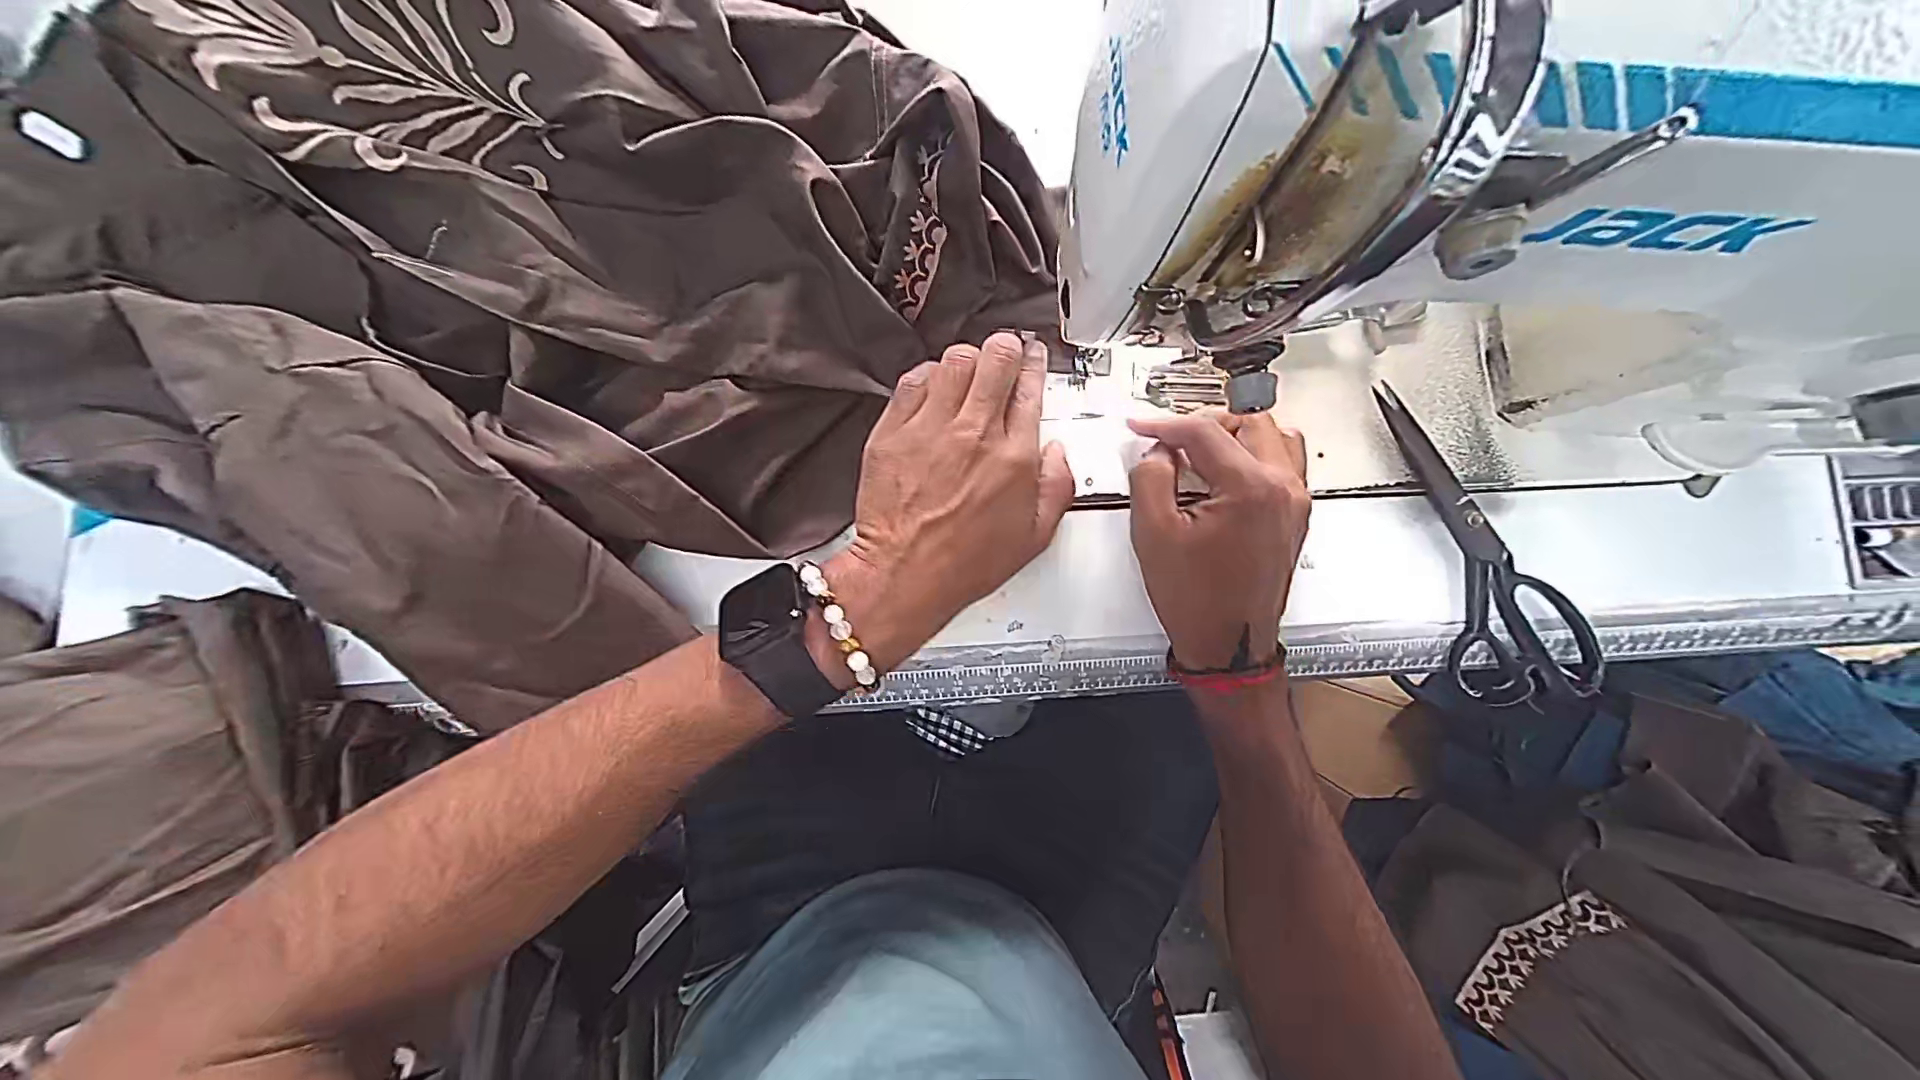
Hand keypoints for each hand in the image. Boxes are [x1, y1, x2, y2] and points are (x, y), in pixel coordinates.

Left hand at [808, 332, 1073, 684]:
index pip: (1029, 388)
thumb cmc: (962, 562)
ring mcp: (931, 430)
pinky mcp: (893, 433)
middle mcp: (975, 435)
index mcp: (1014, 457)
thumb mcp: (1034, 535)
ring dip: (967, 358)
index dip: (1033, 364)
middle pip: (996, 360)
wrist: (904, 574)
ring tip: (969, 369)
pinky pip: (913, 382)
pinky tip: (933, 387)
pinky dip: (927, 376)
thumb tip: (1057, 454)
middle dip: (1004, 348)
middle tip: (1004, 352)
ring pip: (955, 361)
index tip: (1031, 359)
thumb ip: (1057, 486)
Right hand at [1128, 411, 1310, 670]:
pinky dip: (1252, 456)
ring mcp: (1294, 504)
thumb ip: (1150, 477)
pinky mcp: (1293, 517)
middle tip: (1170, 439)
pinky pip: (1282, 464)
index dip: (1164, 424)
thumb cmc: (1199, 602)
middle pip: (1247, 422)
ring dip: (1233, 435)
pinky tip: (1223, 473)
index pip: (1205, 432)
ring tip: (1197, 452)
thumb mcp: (1152, 533)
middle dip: (1203, 424)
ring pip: (1272, 437)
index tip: (1142, 426)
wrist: (1228, 643)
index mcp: (1251, 490)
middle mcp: (1283, 491)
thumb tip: (1157, 452)